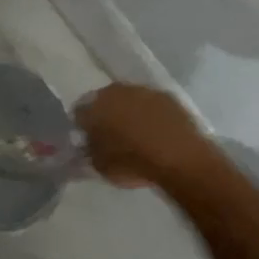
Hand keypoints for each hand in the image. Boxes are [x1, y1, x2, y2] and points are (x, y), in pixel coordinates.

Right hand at [76, 84, 213, 188]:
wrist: (179, 157)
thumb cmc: (133, 162)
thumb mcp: (101, 167)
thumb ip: (89, 152)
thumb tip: (87, 146)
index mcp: (94, 106)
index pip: (79, 112)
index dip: (82, 127)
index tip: (88, 141)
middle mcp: (115, 91)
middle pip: (104, 101)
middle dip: (106, 115)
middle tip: (112, 136)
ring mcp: (143, 90)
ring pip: (129, 99)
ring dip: (129, 112)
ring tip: (137, 135)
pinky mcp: (168, 96)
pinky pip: (152, 104)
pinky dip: (151, 115)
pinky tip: (158, 132)